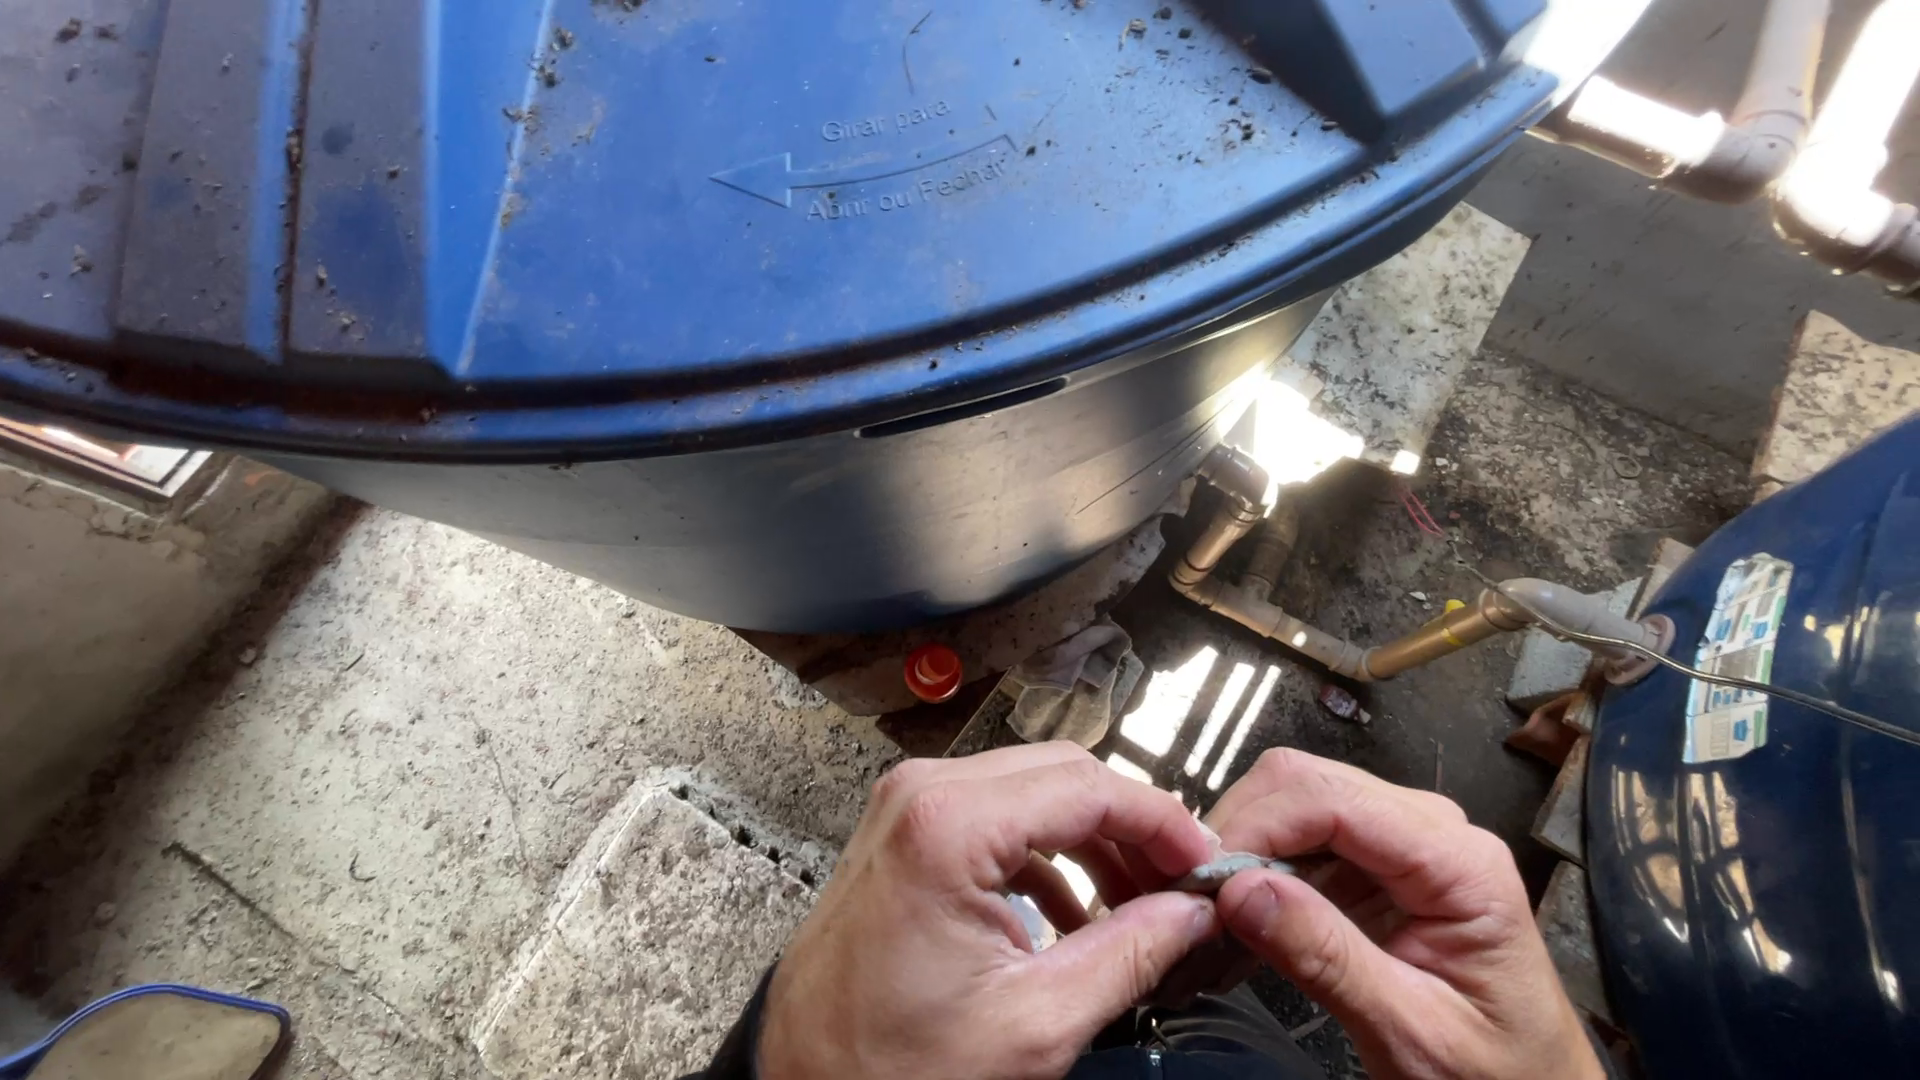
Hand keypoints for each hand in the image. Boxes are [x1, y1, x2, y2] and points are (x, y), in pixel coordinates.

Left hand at [758, 742, 1220, 1079]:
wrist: (799, 1075)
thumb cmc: (885, 1063)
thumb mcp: (1031, 1022)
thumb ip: (1126, 953)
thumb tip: (1187, 913)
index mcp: (949, 826)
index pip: (1087, 788)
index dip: (1160, 820)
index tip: (1201, 858)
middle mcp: (924, 792)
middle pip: (1063, 774)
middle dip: (1128, 823)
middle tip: (1176, 880)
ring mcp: (911, 802)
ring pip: (1033, 786)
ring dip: (1090, 835)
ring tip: (1134, 898)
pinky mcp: (909, 824)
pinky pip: (997, 813)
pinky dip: (1045, 849)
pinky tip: (1072, 907)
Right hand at [1206, 749, 1604, 1079]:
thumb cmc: (1491, 1079)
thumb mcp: (1412, 1036)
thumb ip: (1327, 959)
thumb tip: (1235, 890)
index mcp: (1459, 861)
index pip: (1334, 799)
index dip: (1259, 824)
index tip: (1205, 876)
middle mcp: (1431, 825)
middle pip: (1307, 779)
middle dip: (1243, 822)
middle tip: (1200, 885)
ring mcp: (1402, 832)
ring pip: (1295, 791)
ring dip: (1246, 834)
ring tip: (1217, 893)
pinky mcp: (1376, 851)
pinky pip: (1302, 825)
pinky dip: (1261, 851)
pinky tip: (1247, 895)